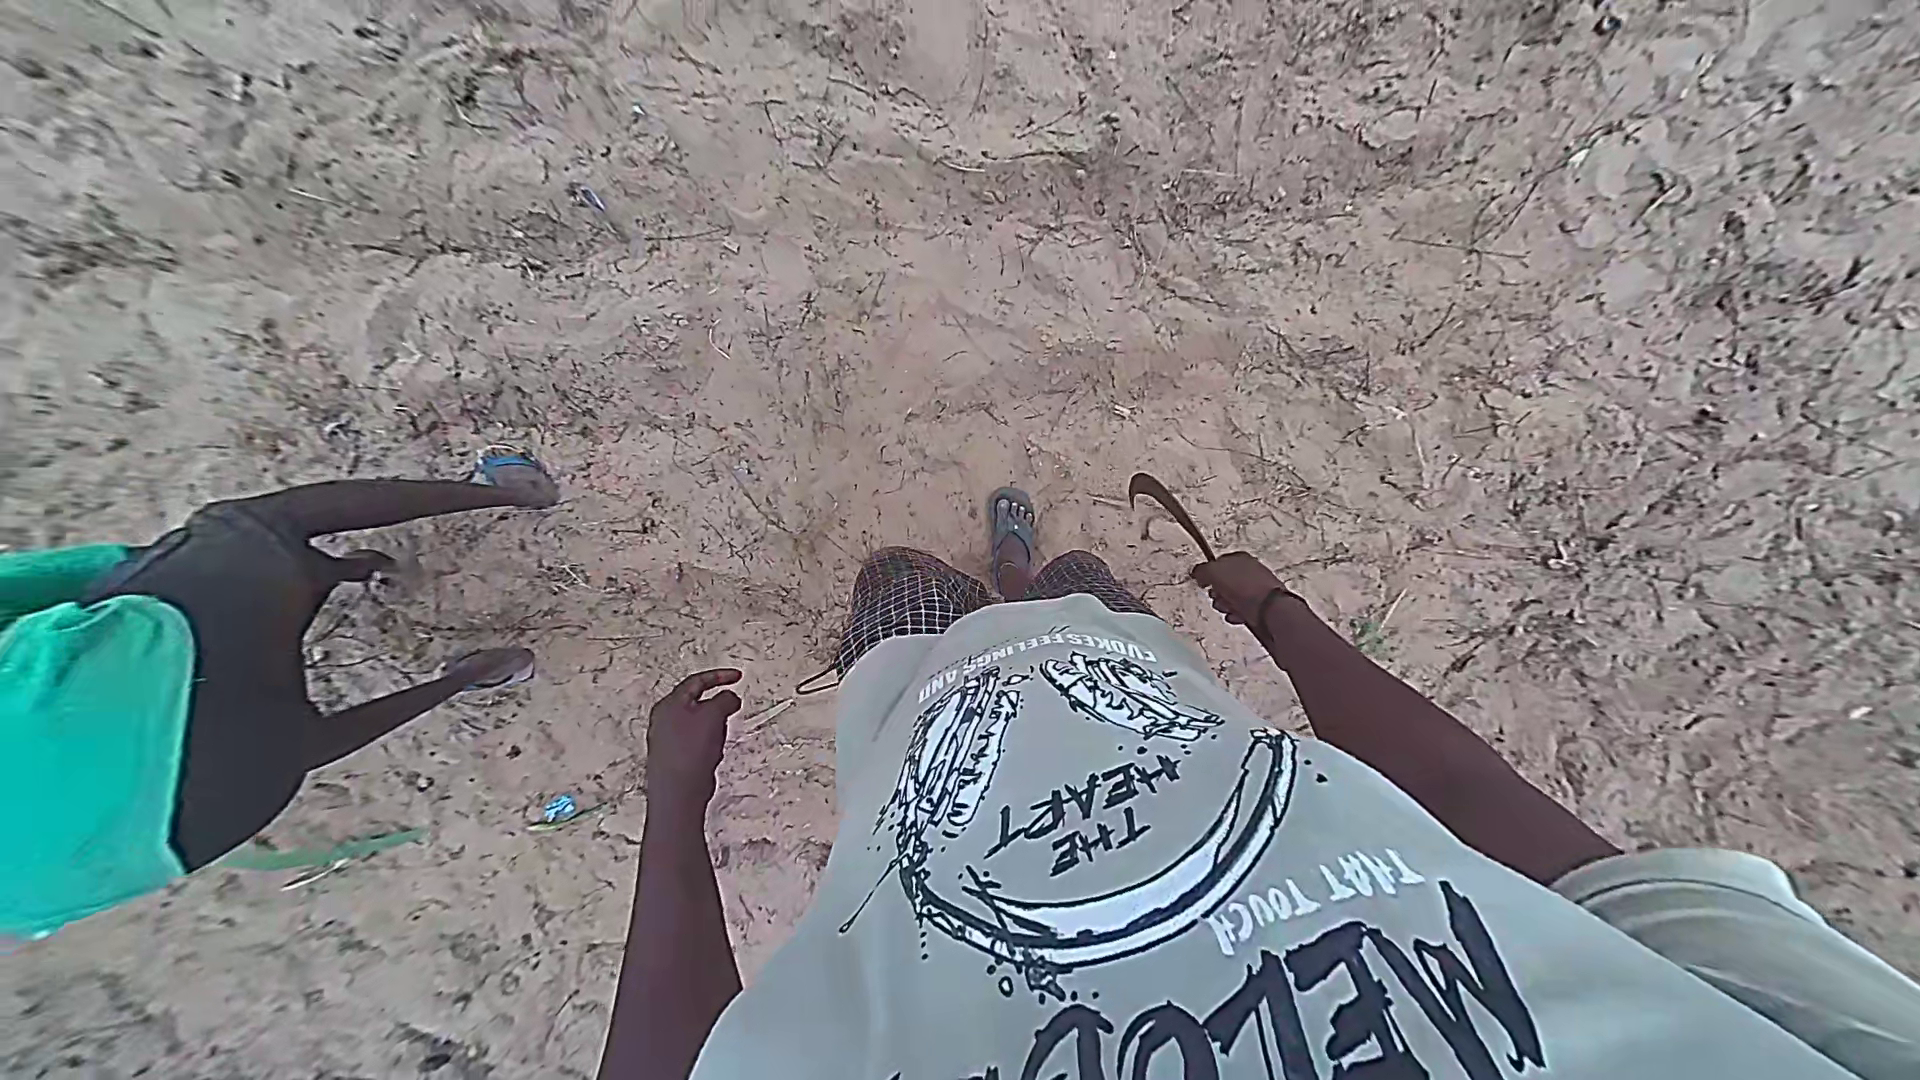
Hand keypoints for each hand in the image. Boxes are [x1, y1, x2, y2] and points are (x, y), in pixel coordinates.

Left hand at [645, 669, 743, 808]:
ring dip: (714, 726)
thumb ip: (725, 699)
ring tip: (718, 738)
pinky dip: (710, 741)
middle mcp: (664, 720)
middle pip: (698, 702)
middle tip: (730, 709)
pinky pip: (698, 740)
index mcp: (669, 704)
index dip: (720, 676)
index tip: (736, 677)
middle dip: (718, 706)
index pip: (697, 681)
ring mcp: (667, 739)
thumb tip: (730, 698)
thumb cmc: (689, 753)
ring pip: (699, 722)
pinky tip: (712, 753)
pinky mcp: (675, 756)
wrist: (679, 793)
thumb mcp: (714, 715)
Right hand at [1191, 552, 1289, 629]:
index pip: (1218, 562)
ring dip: (1225, 604)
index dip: (1208, 573)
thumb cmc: (1246, 587)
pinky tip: (1236, 615)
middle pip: (1224, 582)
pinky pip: (1242, 610)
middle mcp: (1251, 571)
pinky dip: (1236, 614)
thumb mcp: (1212, 571)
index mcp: (1240, 558)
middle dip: (1216, 591)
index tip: (1202, 580)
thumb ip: (1201, 570)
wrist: (1268, 610)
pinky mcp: (1261, 607)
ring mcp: (1257, 589)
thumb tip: (1197, 573)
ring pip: (1232, 598)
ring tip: (1226, 607)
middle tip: (1216, 595)